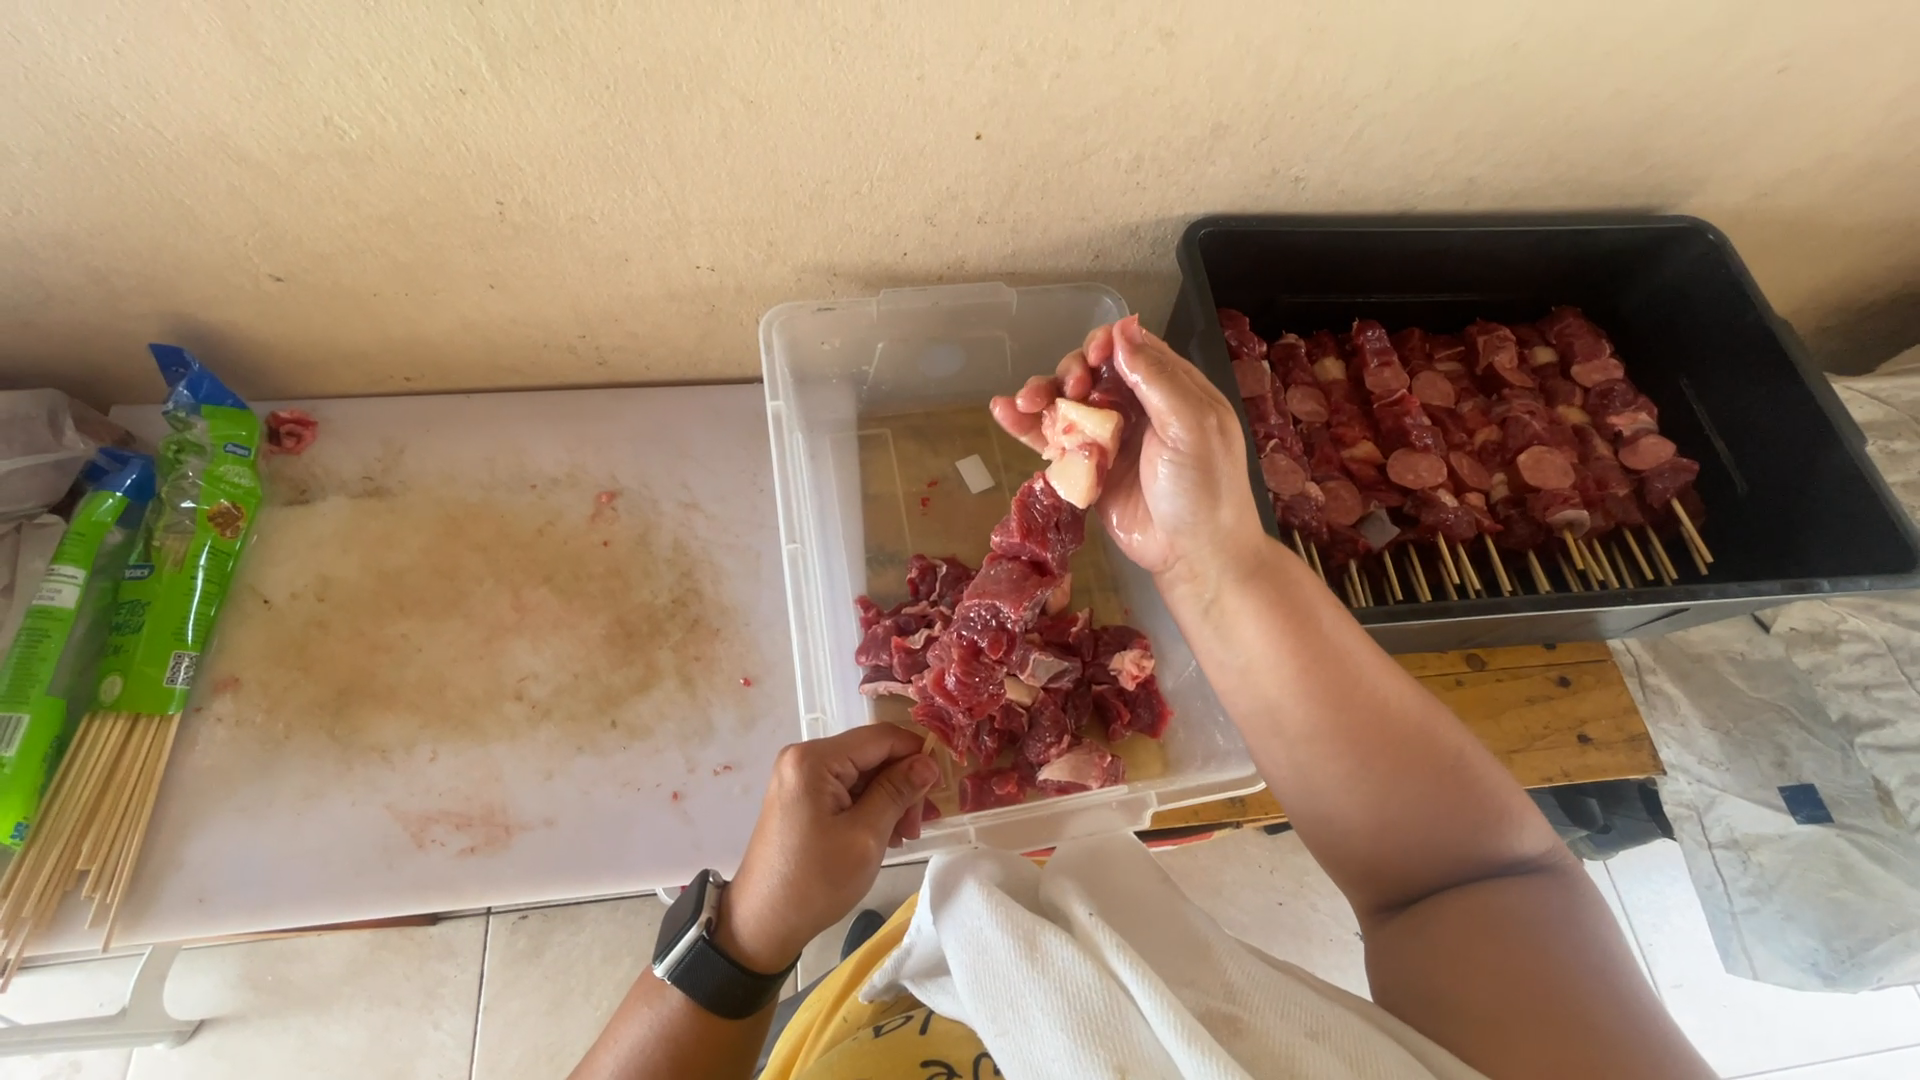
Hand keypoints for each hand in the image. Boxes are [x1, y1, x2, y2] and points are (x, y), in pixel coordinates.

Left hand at [715, 725, 938, 973]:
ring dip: (889, 798)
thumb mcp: (866, 837)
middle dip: (902, 784)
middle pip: (872, 754)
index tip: (939, 788)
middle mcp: (804, 757)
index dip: (916, 755)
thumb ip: (898, 792)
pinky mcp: (801, 796)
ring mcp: (800, 776)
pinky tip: (883, 834)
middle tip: (918, 825)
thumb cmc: (814, 882)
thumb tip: (928, 763)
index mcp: (815, 759)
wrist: (760, 925)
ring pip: (862, 772)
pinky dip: (869, 806)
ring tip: (903, 836)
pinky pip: (846, 788)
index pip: (881, 737)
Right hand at [990, 315, 1266, 583]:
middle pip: (1090, 371)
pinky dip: (1026, 425)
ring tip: (1023, 402)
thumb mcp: (1191, 425)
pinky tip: (1002, 411)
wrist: (1192, 553)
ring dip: (1041, 394)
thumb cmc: (1203, 486)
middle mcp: (1135, 407)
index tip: (1092, 360)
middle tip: (1070, 391)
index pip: (1130, 348)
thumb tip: (1123, 327)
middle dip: (1071, 372)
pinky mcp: (1085, 469)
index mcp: (1169, 389)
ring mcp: (1107, 439)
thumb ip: (1157, 377)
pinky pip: (1052, 440)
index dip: (1105, 345)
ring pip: (1066, 402)